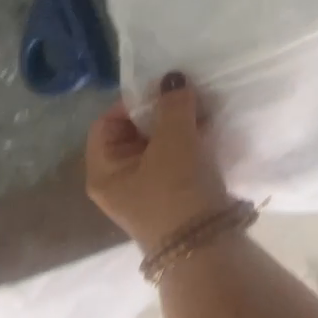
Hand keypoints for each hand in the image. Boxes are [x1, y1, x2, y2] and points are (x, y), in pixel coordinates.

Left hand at [84, 72, 232, 253]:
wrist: (201, 240)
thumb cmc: (176, 189)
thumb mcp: (174, 142)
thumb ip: (174, 106)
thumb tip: (173, 78)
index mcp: (104, 169)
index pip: (107, 123)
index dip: (134, 102)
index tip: (169, 89)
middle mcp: (120, 177)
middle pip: (135, 131)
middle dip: (164, 110)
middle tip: (193, 96)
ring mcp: (148, 185)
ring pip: (160, 143)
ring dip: (182, 124)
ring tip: (208, 111)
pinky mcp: (174, 190)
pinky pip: (178, 155)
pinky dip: (192, 140)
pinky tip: (213, 132)